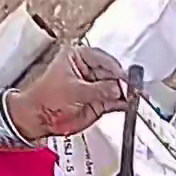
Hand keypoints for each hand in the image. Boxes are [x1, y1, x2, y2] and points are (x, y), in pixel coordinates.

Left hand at [10, 46, 127, 139]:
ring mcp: (95, 88)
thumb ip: (99, 89)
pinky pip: (116, 102)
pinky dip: (123, 104)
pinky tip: (129, 105)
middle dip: (122, 82)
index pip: (102, 59)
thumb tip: (118, 88)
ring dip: (125, 94)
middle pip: (112, 74)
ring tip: (133, 98)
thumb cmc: (46, 97)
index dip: (115, 68)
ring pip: (116, 88)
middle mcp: (88, 71)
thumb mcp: (75, 90)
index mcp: (77, 57)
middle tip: (131, 90)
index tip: (124, 77)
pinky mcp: (100, 103)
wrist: (42, 118)